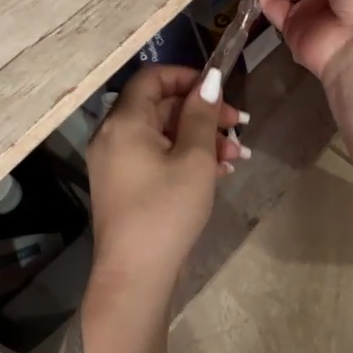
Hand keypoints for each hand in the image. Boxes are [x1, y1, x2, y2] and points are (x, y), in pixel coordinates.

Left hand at [86, 65, 246, 283]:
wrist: (136, 275)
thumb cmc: (167, 211)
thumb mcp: (194, 158)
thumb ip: (202, 115)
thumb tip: (211, 79)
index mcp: (124, 122)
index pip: (152, 78)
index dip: (187, 77)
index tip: (220, 91)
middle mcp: (113, 136)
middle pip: (160, 106)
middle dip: (203, 114)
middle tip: (239, 126)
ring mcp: (115, 162)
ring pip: (162, 134)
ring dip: (200, 138)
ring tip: (236, 155)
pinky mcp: (123, 185)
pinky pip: (155, 157)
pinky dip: (185, 158)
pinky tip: (219, 172)